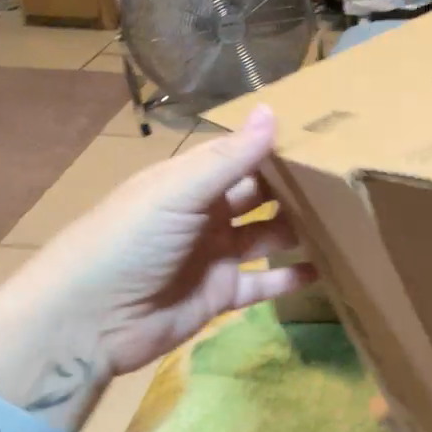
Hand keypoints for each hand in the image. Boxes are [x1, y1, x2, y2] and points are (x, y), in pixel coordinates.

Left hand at [0, 106, 314, 380]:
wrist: (87, 321)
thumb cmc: (130, 241)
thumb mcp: (178, 192)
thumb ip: (230, 157)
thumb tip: (272, 110)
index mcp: (190, 181)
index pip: (241, 157)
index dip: (277, 149)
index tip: (325, 140)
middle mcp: (205, 213)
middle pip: (258, 195)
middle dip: (294, 190)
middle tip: (345, 182)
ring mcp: (214, 255)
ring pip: (266, 237)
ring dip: (298, 231)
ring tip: (344, 223)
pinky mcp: (220, 295)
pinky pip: (263, 283)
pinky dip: (290, 278)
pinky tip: (323, 269)